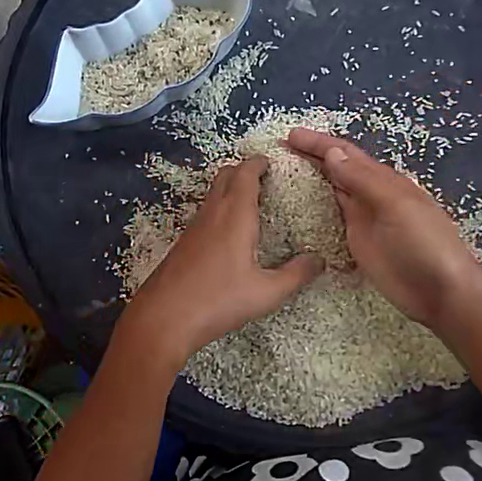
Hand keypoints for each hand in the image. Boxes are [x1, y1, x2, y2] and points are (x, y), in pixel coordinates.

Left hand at [119, 156, 324, 361]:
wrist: (162, 318)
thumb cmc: (218, 301)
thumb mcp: (266, 293)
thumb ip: (296, 275)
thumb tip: (318, 260)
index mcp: (235, 215)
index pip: (246, 174)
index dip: (258, 163)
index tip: (271, 162)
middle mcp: (213, 213)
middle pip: (225, 176)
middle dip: (244, 171)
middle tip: (264, 179)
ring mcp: (194, 227)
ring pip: (213, 194)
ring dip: (230, 189)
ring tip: (251, 203)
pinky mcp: (183, 243)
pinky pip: (205, 213)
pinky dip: (220, 209)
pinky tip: (229, 233)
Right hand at [286, 127, 481, 327]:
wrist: (441, 291)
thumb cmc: (424, 243)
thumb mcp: (396, 206)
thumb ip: (364, 181)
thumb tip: (332, 153)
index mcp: (384, 181)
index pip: (346, 154)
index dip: (319, 143)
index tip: (292, 134)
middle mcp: (371, 195)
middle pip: (337, 170)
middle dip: (311, 157)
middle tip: (279, 149)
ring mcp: (364, 220)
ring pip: (333, 191)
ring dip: (311, 179)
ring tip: (283, 172)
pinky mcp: (357, 243)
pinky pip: (333, 219)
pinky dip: (316, 208)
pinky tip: (300, 207)